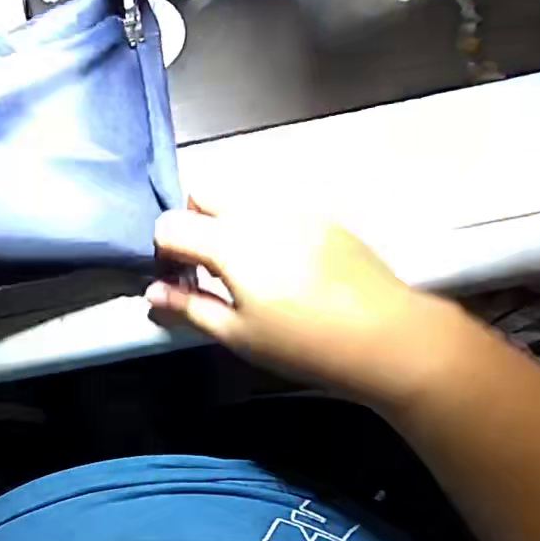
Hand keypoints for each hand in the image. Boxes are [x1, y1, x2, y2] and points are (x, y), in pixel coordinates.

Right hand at [146, 198, 472, 407]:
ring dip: (227, 229)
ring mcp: (295, 213)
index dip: (163, 250)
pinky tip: (282, 272)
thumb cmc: (303, 344)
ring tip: (246, 277)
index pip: (172, 224)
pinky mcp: (323, 220)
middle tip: (203, 270)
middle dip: (192, 225)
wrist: (387, 338)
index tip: (176, 278)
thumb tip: (152, 294)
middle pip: (204, 196)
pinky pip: (274, 214)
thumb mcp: (238, 334)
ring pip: (241, 204)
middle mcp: (260, 215)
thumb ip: (189, 307)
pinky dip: (260, 232)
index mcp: (232, 243)